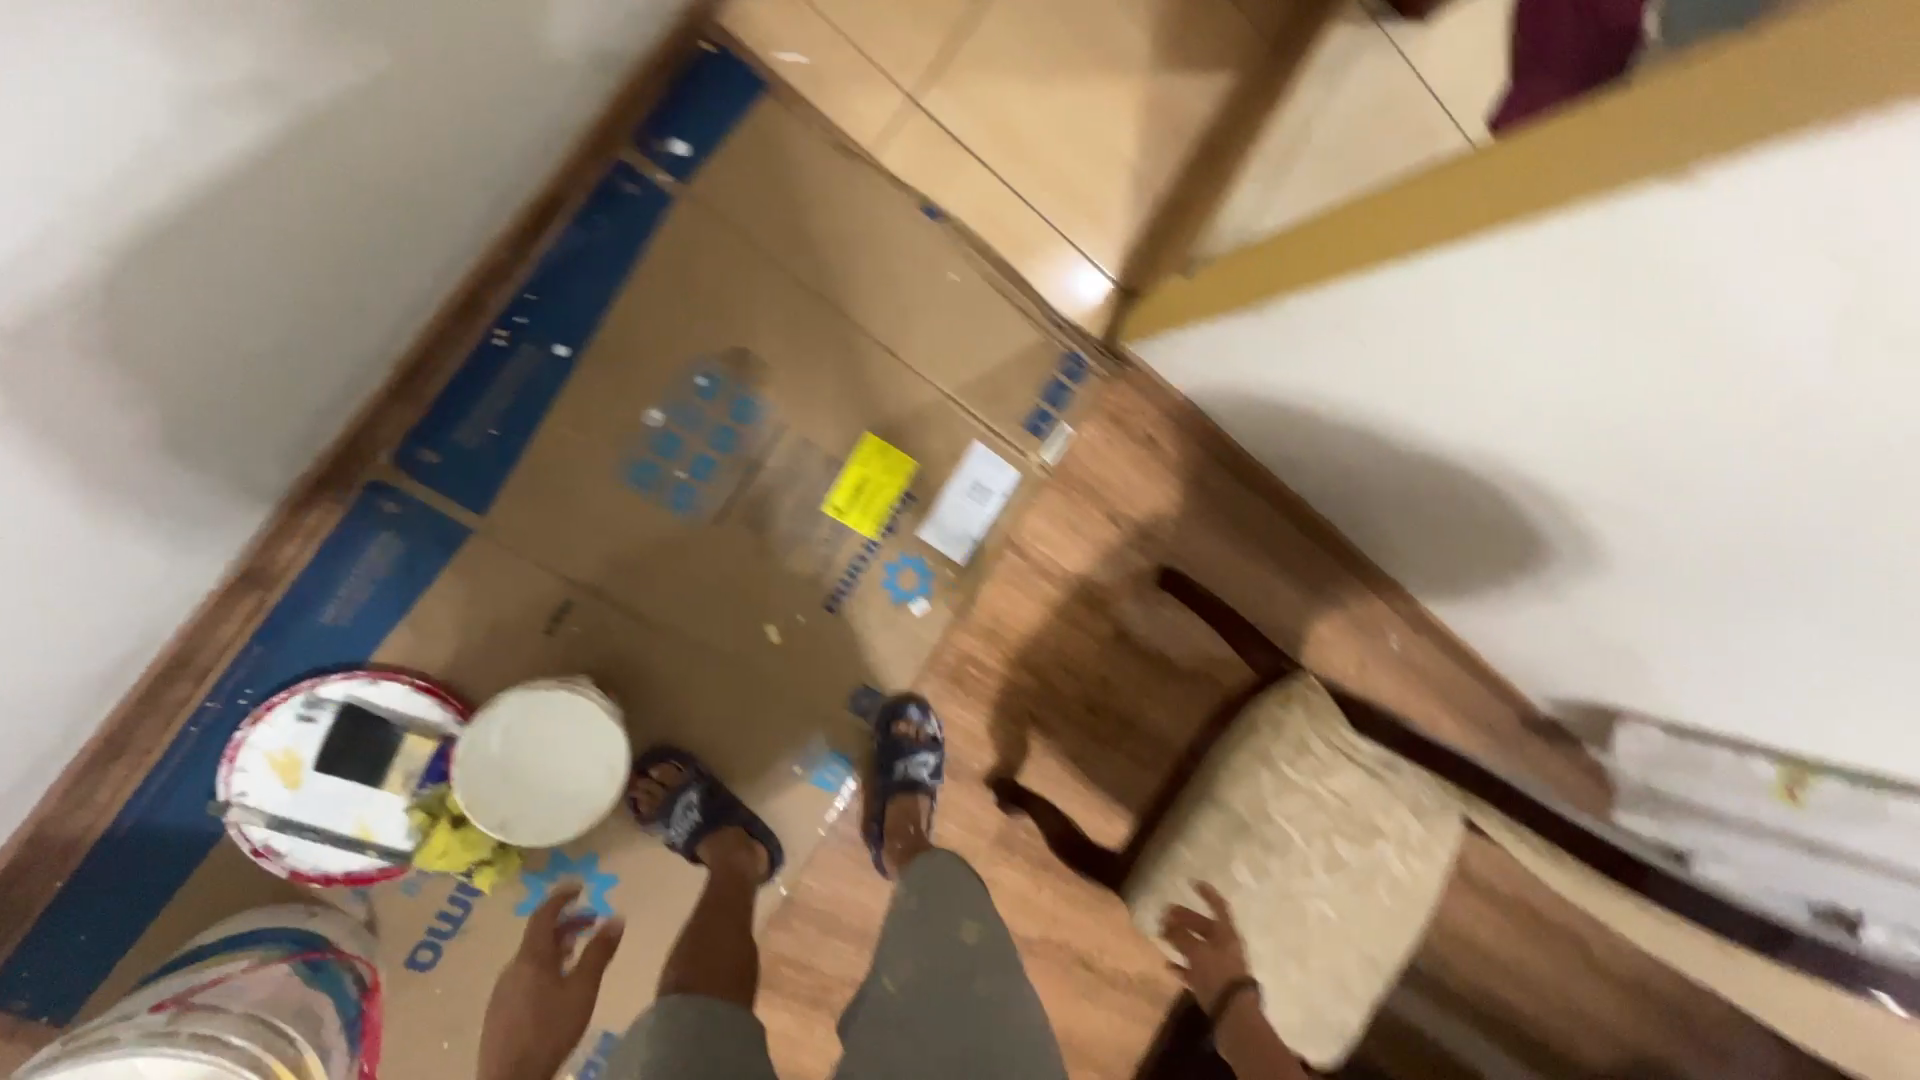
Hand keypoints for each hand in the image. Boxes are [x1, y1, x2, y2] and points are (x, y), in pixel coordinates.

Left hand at [479, 882, 624, 1079]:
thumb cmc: (550, 1030)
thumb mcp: (583, 989)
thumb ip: (599, 953)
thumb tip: (616, 918)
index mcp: (531, 958)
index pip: (543, 915)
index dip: (561, 898)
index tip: (580, 887)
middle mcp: (512, 968)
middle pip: (538, 936)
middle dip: (566, 924)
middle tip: (591, 922)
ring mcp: (503, 991)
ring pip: (532, 957)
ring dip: (557, 947)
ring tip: (579, 952)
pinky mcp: (500, 1011)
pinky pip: (525, 975)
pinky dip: (545, 966)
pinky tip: (559, 985)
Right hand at [1160, 881, 1250, 1010]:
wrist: (1234, 1015)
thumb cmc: (1218, 975)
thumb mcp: (1197, 952)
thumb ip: (1181, 936)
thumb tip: (1168, 922)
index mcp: (1226, 933)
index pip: (1218, 906)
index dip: (1206, 894)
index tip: (1191, 883)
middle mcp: (1225, 946)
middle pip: (1204, 926)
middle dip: (1185, 919)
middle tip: (1165, 914)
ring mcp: (1220, 965)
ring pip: (1198, 946)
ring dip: (1181, 940)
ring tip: (1162, 935)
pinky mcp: (1213, 984)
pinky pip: (1195, 968)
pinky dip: (1182, 965)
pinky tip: (1168, 965)